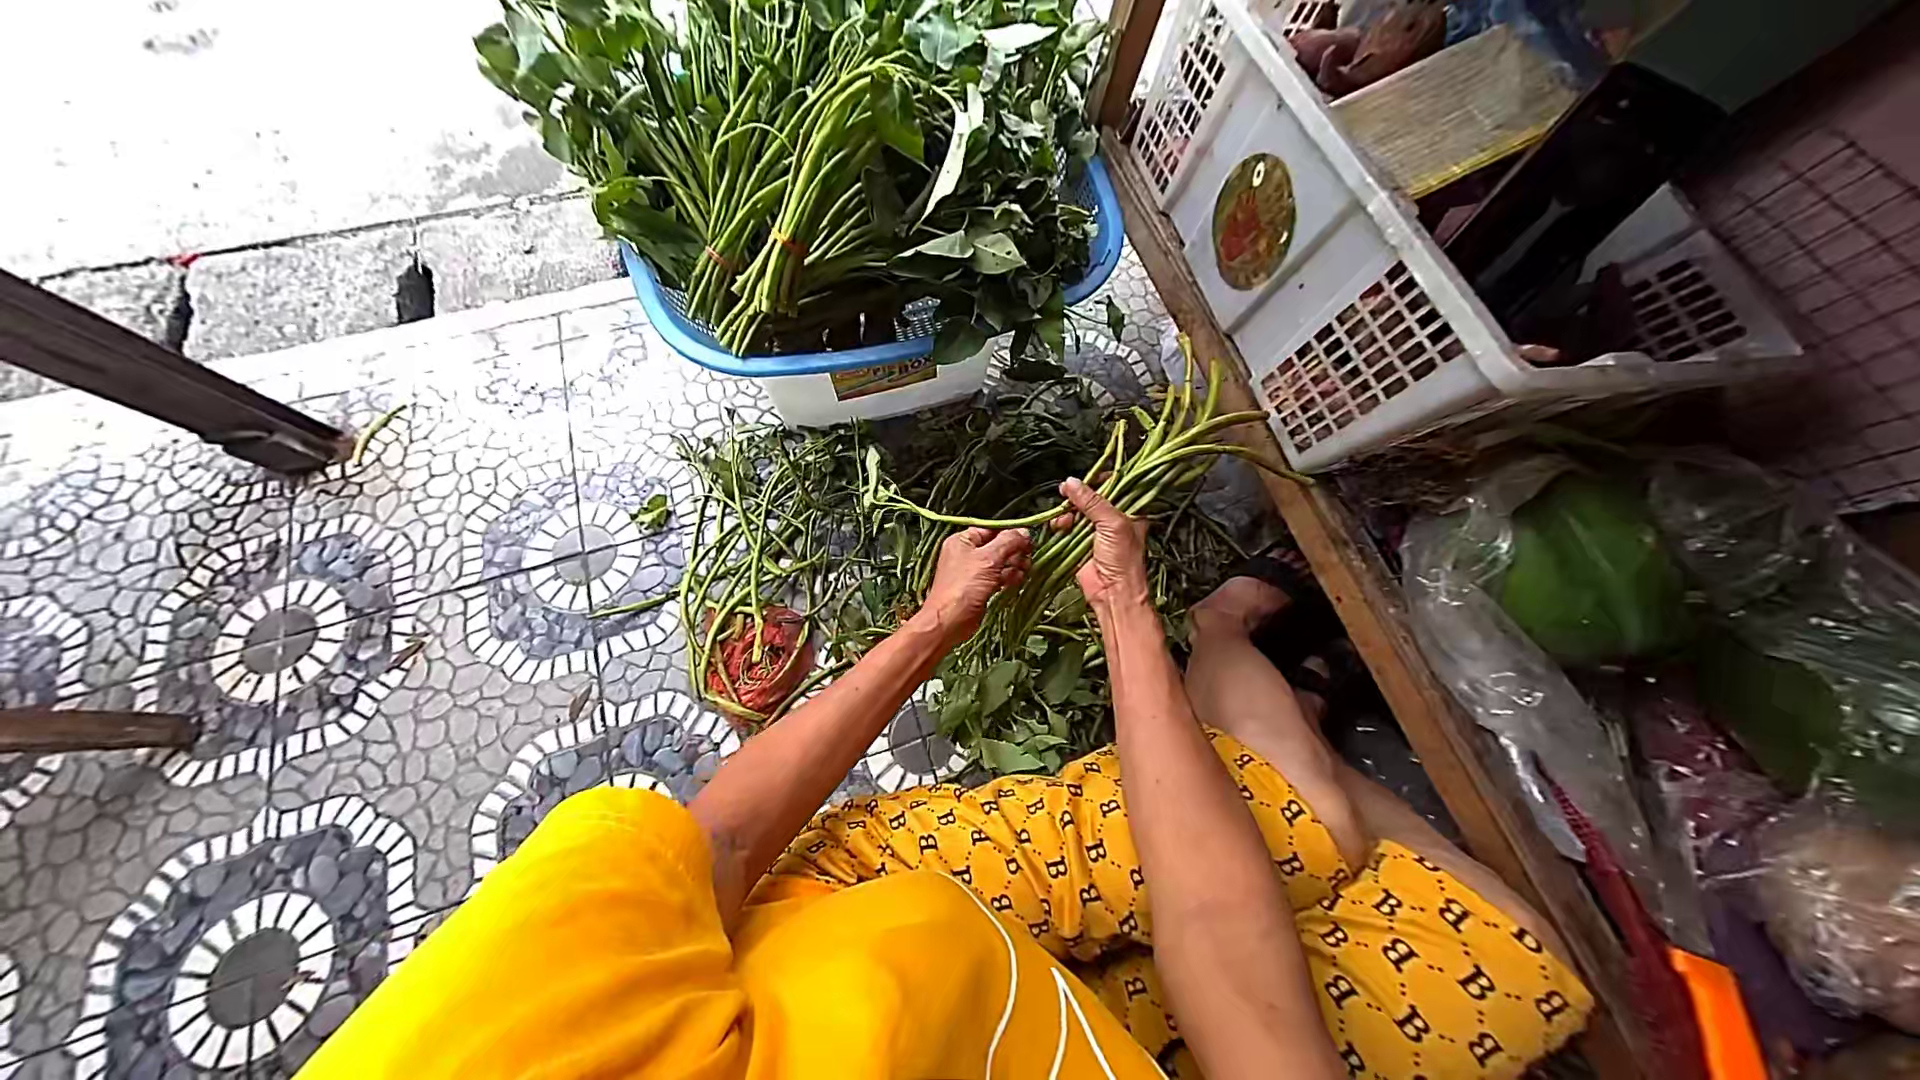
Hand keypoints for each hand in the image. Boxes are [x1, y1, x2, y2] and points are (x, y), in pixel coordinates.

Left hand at [912, 527, 1032, 646]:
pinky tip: (1018, 580)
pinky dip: (1008, 578)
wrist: (949, 621)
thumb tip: (1025, 532)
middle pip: (998, 546)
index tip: (1028, 540)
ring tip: (1024, 570)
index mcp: (962, 540)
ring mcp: (973, 572)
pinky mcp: (979, 588)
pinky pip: (998, 578)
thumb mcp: (989, 558)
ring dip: (1014, 565)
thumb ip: (1009, 541)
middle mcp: (966, 554)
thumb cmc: (964, 586)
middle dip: (1015, 551)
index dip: (1011, 534)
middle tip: (1027, 558)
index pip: (992, 530)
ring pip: (1000, 563)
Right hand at [1056, 477, 1151, 613]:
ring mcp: (1095, 531)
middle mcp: (1112, 518)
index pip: (1114, 486)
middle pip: (1091, 497)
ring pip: (1076, 511)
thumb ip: (1092, 501)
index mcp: (1129, 510)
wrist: (1112, 593)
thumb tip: (1072, 483)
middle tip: (1067, 493)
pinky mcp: (1079, 543)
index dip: (1099, 480)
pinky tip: (1059, 526)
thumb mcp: (1112, 523)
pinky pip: (1066, 527)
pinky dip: (1060, 524)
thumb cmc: (1123, 560)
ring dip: (1067, 511)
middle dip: (1078, 495)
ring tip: (1064, 517)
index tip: (1085, 478)